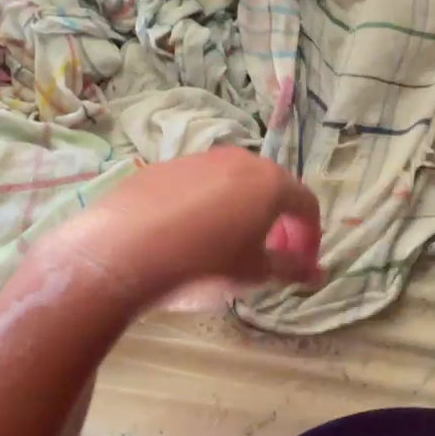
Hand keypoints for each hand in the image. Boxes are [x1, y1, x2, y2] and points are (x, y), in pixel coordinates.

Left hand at [35, 149, 322, 309]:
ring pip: (233, 185)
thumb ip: (292, 269)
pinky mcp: (159, 168)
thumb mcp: (255, 275)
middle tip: (269, 255)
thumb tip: (317, 272)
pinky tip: (186, 240)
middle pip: (271, 189)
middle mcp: (238, 161)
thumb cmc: (201, 266)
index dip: (311, 236)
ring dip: (241, 214)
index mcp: (270, 182)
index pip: (306, 204)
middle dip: (278, 223)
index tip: (302, 264)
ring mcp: (196, 160)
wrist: (117, 254)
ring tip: (226, 248)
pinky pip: (197, 187)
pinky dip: (204, 210)